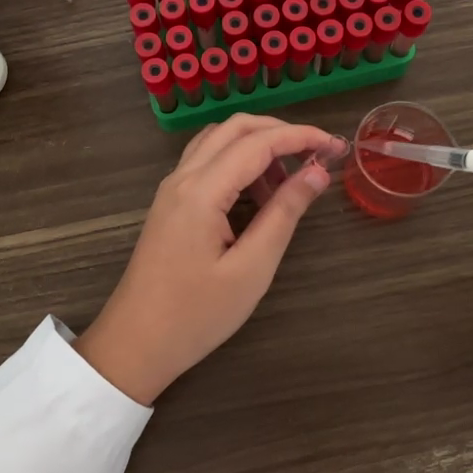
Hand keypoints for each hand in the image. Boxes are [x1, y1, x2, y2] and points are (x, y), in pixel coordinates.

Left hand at [74, 116, 344, 405]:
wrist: (135, 344)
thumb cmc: (196, 315)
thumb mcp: (251, 269)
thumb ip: (284, 214)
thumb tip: (317, 173)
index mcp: (201, 191)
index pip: (258, 142)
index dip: (301, 136)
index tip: (337, 145)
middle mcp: (182, 178)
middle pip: (235, 128)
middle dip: (281, 132)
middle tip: (318, 154)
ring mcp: (171, 188)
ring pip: (218, 140)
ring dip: (258, 145)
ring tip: (290, 181)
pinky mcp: (170, 203)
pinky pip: (206, 162)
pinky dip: (238, 161)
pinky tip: (258, 193)